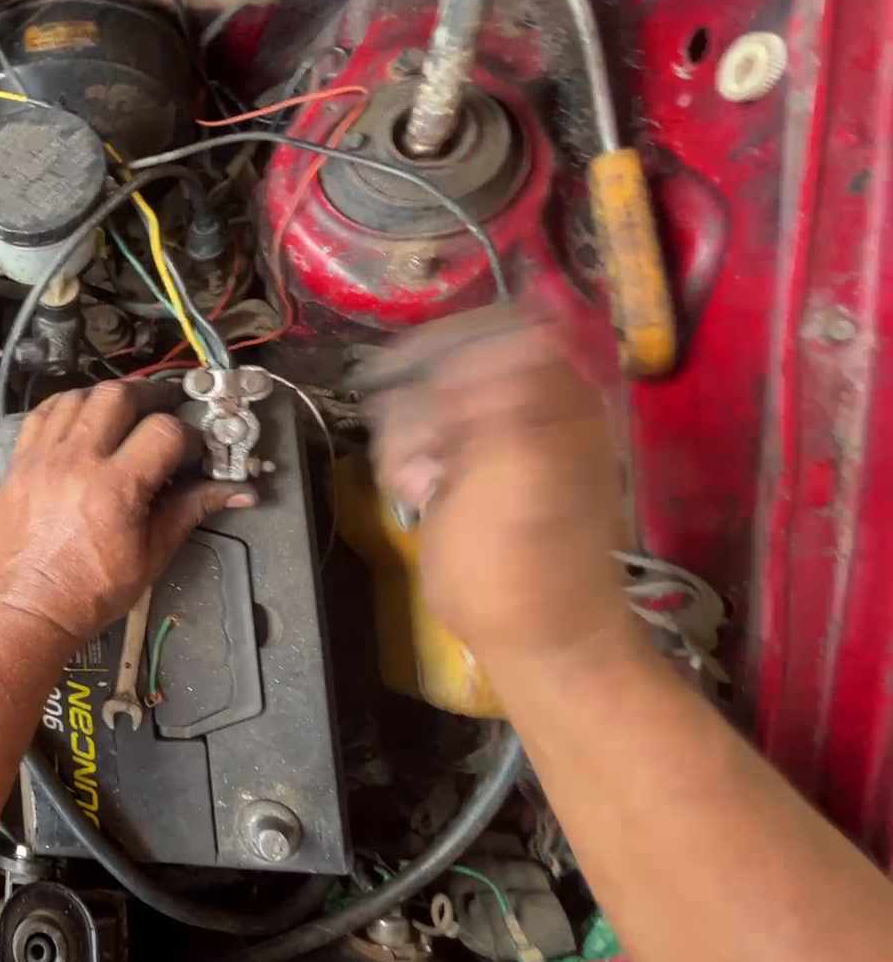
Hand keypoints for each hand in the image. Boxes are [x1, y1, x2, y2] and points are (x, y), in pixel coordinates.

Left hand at [0, 381, 252, 650]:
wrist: (27, 606)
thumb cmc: (87, 591)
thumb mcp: (151, 555)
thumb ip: (189, 510)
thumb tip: (233, 491)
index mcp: (114, 489)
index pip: (164, 431)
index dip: (188, 435)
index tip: (191, 450)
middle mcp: (75, 463)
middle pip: (118, 395)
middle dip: (150, 395)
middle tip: (163, 408)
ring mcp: (42, 458)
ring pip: (77, 396)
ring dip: (106, 397)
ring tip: (123, 413)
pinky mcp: (19, 462)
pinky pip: (42, 413)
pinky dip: (66, 407)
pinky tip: (81, 419)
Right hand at [362, 308, 629, 663]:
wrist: (525, 631)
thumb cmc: (522, 563)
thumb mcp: (519, 480)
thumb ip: (510, 401)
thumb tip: (505, 335)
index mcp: (558, 404)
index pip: (505, 329)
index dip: (452, 345)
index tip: (412, 381)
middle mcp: (527, 410)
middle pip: (448, 364)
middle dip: (418, 404)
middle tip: (424, 452)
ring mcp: (491, 440)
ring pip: (421, 401)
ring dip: (403, 438)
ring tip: (417, 481)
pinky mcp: (461, 469)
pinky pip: (415, 436)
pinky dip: (402, 459)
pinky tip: (414, 490)